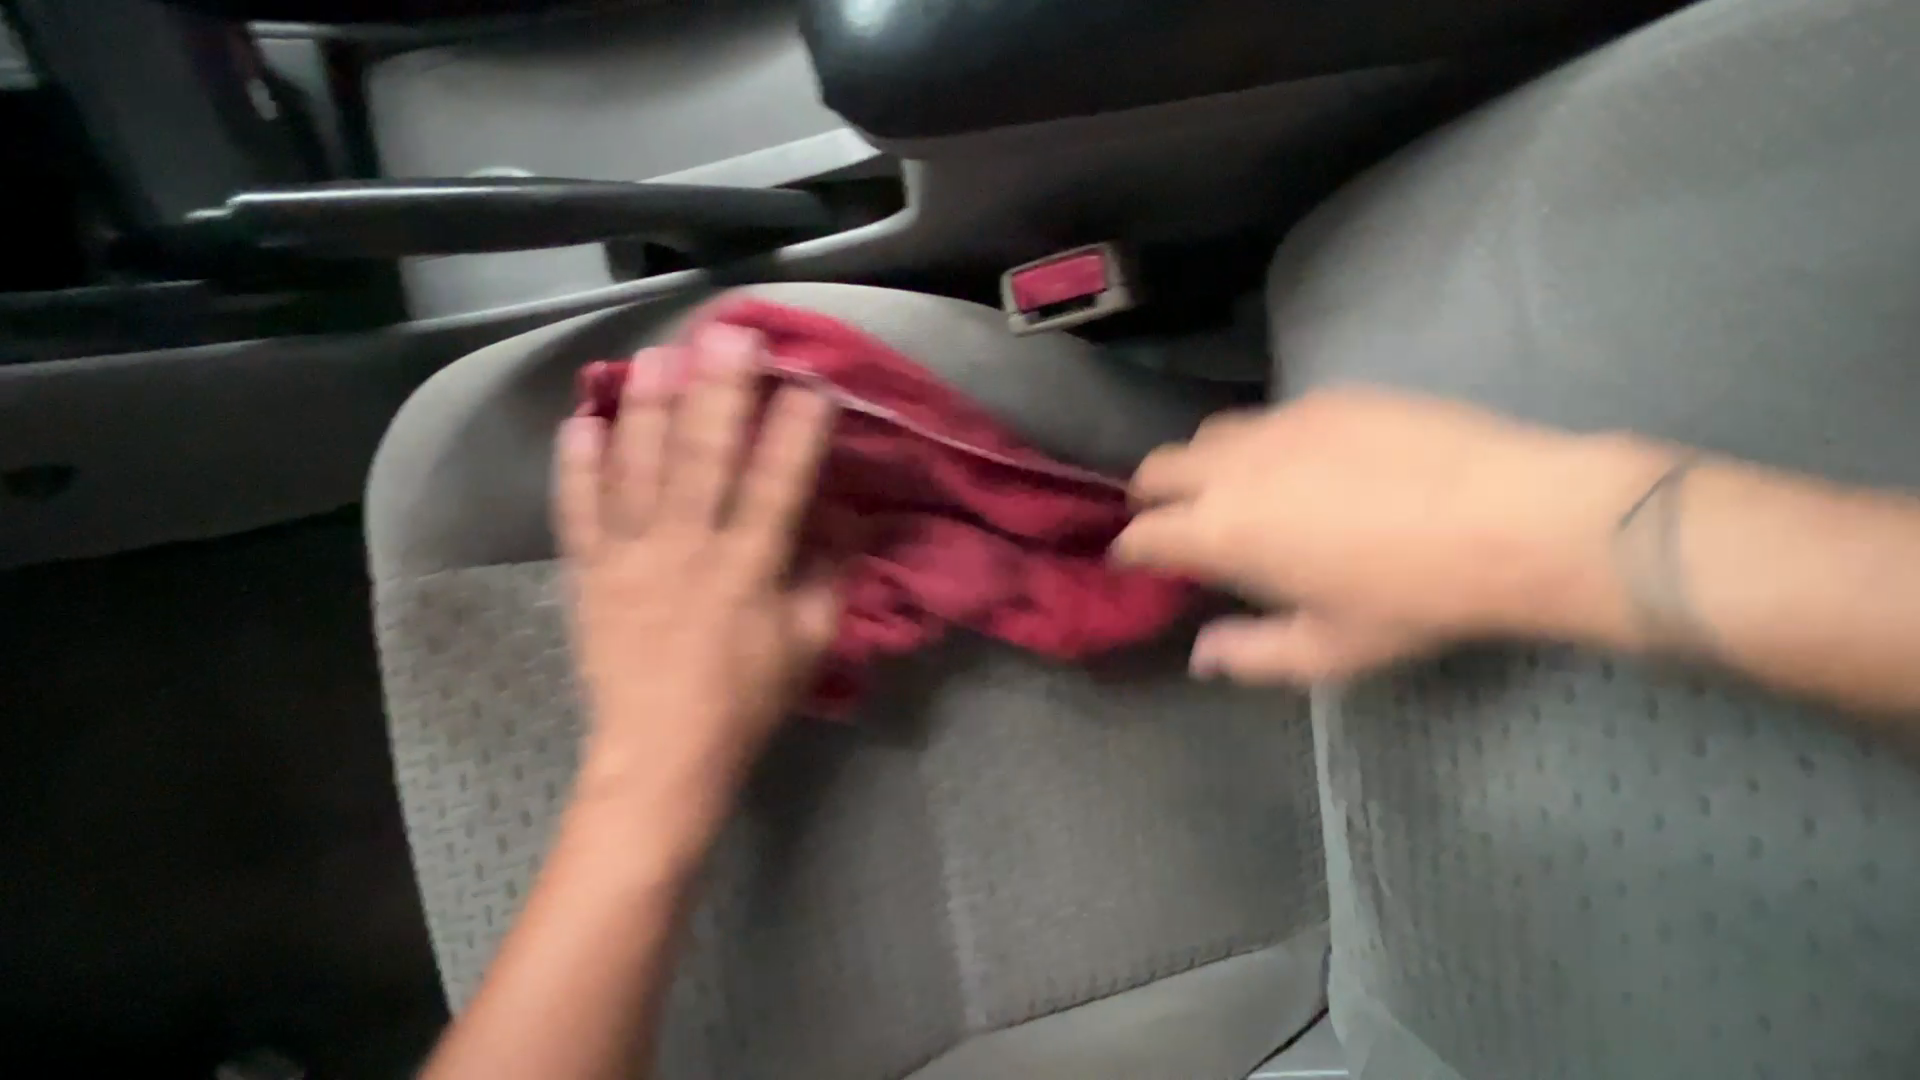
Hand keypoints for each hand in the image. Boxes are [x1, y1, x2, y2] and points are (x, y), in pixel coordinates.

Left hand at [553, 325, 840, 833]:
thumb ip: (830, 579)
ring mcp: (630, 558)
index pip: (779, 485)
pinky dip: (577, 465)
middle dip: (720, 391)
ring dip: (649, 407)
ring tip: (659, 352)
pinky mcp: (589, 572)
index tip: (812, 381)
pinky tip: (583, 418)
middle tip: (731, 334)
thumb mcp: (810, 645)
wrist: (661, 753)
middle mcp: (688, 550)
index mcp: (749, 570)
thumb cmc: (746, 699)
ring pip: (638, 469)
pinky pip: (578, 510)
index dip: (798, 431)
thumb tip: (846, 520)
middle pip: (704, 458)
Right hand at [1112, 388, 1668, 683]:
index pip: (1145, 533)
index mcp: (1224, 531)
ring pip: (1210, 435)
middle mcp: (1236, 467)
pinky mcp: (1329, 398)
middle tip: (1177, 522)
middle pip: (1159, 468)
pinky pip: (1269, 418)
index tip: (1138, 561)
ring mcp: (1282, 424)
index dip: (1131, 550)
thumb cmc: (1415, 599)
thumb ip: (1250, 655)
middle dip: (1152, 497)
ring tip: (1235, 490)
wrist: (1520, 520)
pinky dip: (1261, 445)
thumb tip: (1201, 656)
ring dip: (1202, 465)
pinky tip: (1306, 466)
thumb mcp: (1330, 651)